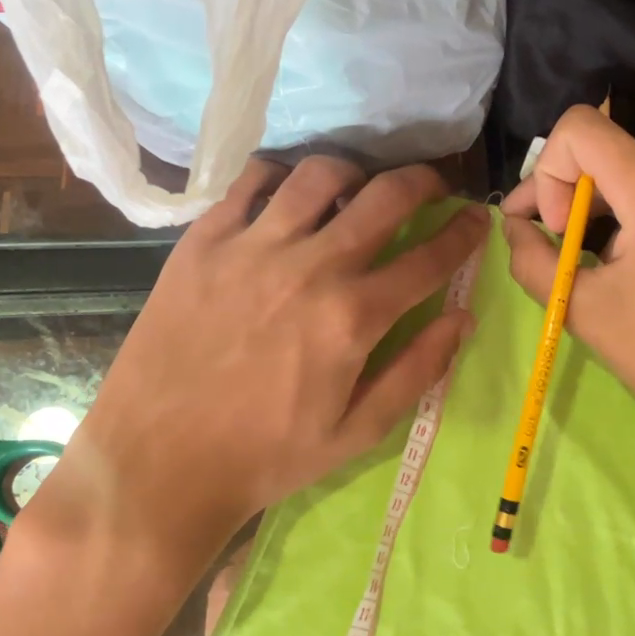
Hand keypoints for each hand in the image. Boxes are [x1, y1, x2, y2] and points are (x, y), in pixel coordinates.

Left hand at [56, 157, 488, 548]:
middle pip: (385, 196)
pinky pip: (251, 180)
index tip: (477, 220)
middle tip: (434, 185)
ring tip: (359, 187)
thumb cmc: (265, 456)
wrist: (157, 463)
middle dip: (424, 182)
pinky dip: (282, 175)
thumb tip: (463, 317)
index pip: (429, 257)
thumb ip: (417, 371)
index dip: (464, 233)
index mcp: (353, 318)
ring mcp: (251, 246)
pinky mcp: (202, 241)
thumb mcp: (357, 433)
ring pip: (320, 174)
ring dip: (356, 172)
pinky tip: (290, 193)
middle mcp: (310, 267)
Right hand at [501, 109, 634, 484]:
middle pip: (606, 152)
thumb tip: (515, 229)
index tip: (556, 230)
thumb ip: (533, 262)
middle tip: (544, 248)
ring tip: (583, 267)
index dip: (547, 171)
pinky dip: (628, 220)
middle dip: (563, 194)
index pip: (582, 128)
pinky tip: (625, 270)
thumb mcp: (585, 312)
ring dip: (594, 211)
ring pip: (633, 176)